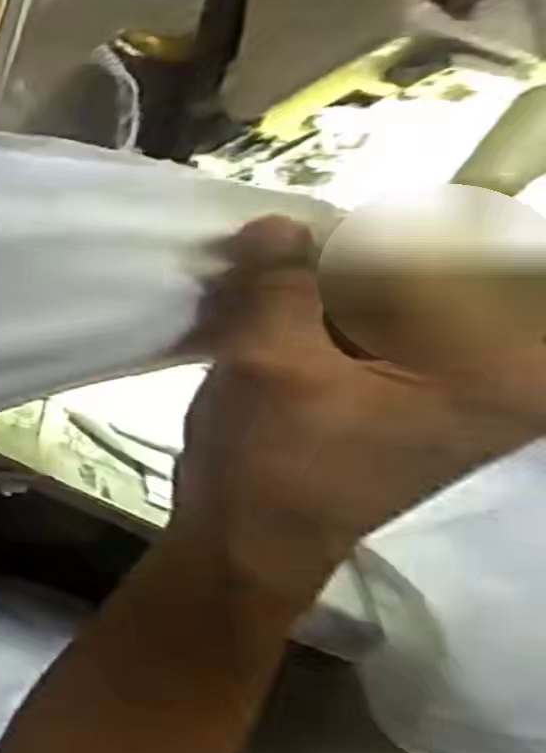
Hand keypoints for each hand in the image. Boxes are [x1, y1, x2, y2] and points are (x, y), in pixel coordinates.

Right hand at [176, 217, 545, 597]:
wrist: (248, 531)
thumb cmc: (274, 454)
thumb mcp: (270, 362)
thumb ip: (279, 286)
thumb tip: (277, 221)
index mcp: (502, 365)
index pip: (465, 257)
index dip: (377, 239)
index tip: (297, 238)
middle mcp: (499, 369)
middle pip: (431, 275)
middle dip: (340, 262)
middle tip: (265, 261)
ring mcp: (449, 382)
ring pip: (391, 299)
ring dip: (317, 288)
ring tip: (252, 294)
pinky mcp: (397, 391)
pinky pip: (366, 328)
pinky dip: (312, 314)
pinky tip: (261, 320)